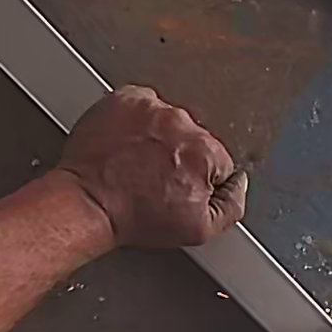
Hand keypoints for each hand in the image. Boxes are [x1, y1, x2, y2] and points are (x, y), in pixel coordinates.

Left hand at [54, 86, 247, 247]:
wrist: (91, 203)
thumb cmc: (137, 216)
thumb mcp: (200, 231)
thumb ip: (233, 206)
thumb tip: (239, 185)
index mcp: (206, 152)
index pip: (219, 163)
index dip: (202, 182)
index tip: (182, 191)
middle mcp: (181, 124)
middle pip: (195, 140)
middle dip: (181, 159)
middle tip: (158, 182)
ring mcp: (151, 109)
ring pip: (169, 123)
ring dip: (160, 140)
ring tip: (140, 166)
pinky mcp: (125, 100)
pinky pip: (142, 107)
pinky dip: (138, 124)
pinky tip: (130, 147)